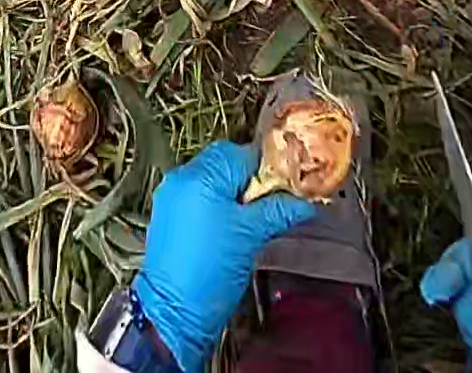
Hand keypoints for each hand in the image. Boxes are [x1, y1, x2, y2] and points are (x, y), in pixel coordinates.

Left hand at [132, 140, 317, 371]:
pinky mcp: (167, 214)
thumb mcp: (251, 237)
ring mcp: (171, 195)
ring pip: (211, 178)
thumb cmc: (210, 273)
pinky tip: (226, 227)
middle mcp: (182, 177)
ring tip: (247, 219)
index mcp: (201, 175)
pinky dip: (214, 203)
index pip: (242, 152)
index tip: (281, 186)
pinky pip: (197, 194)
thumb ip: (278, 210)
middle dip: (248, 178)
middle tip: (266, 203)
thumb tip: (304, 201)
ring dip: (231, 190)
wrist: (170, 319)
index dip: (265, 168)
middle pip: (225, 161)